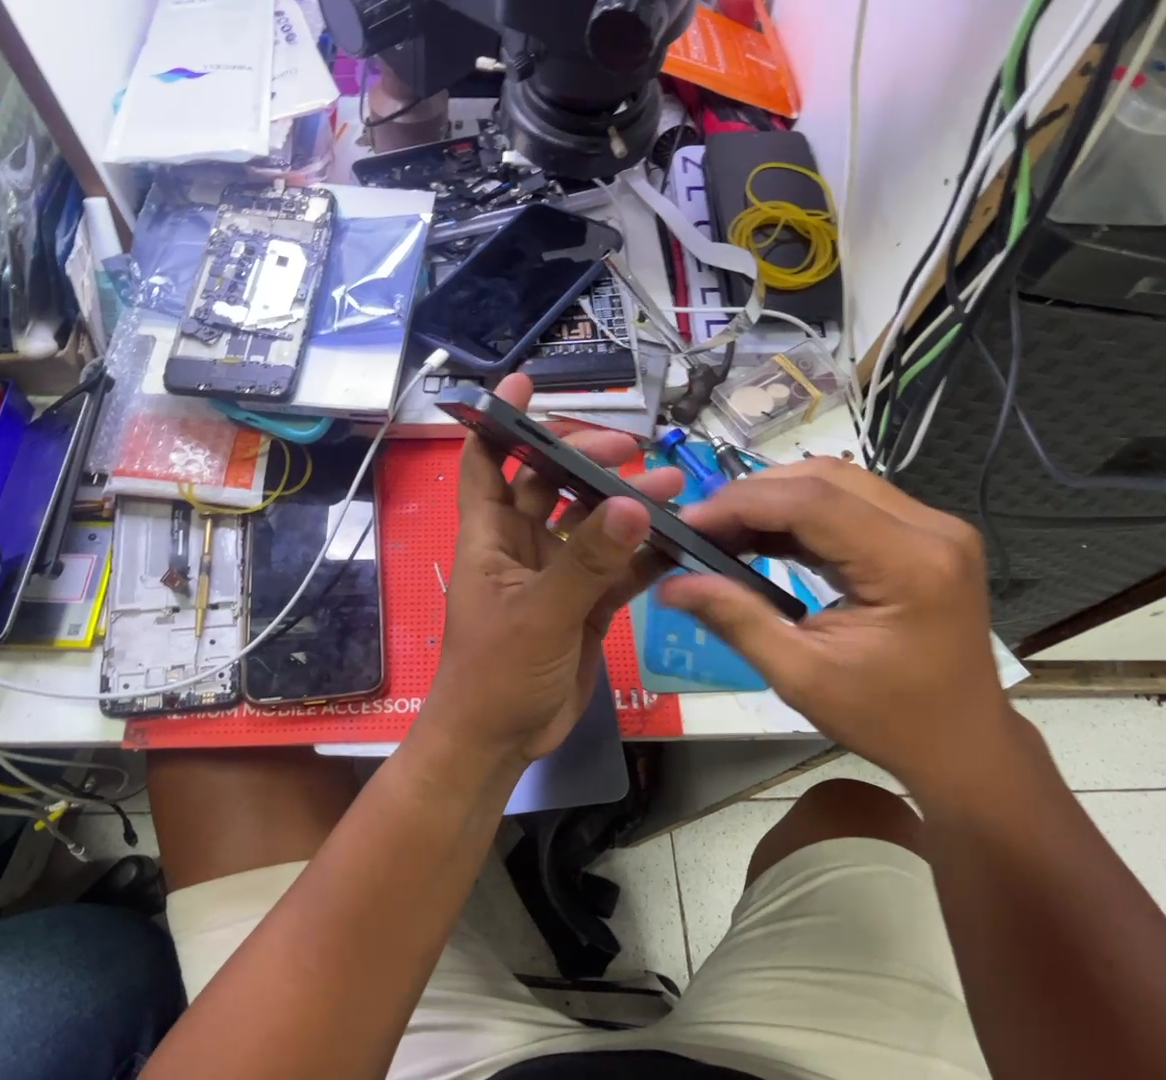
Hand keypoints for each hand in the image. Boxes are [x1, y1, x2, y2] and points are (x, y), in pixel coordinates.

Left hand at [427, 375, 682, 767]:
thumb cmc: (496, 672)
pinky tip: (678, 535)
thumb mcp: (539, 613)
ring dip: (624, 502)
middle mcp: (520, 545)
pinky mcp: (585, 604)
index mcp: (489, 536)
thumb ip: (587, 561)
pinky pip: (617, 567)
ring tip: (671, 483)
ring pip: (591, 522)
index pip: (487, 461)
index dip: (500, 422)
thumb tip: (633, 502)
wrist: (501, 740)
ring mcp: (555, 573)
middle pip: (549, 481)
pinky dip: (644, 552)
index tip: (525, 385)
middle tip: (629, 446)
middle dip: (583, 457)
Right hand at [656, 457, 1013, 792]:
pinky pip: (851, 504)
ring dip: (774, 501)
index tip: (687, 525)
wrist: (962, 743)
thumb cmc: (886, 719)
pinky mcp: (924, 535)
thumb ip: (736, 619)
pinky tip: (761, 539)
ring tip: (722, 534)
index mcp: (910, 565)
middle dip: (752, 496)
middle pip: (825, 479)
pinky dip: (800, 516)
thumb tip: (668, 586)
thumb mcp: (801, 675)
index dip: (741, 504)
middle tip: (699, 529)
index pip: (812, 502)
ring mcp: (934, 527)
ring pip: (837, 482)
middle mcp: (932, 529)